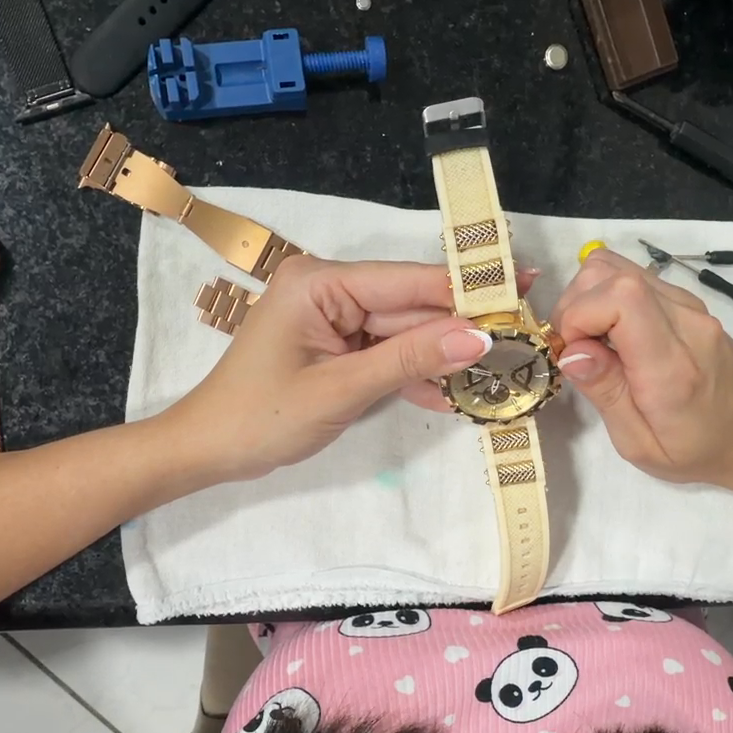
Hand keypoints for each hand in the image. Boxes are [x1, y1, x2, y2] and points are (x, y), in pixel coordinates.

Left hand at [161, 255, 523, 481]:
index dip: (467, 289)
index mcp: (320, 282)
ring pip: (403, 332)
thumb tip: (478, 335)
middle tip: (520, 342)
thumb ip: (409, 359)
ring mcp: (333, 317)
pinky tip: (449, 395)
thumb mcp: (340, 388)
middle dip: (459, 329)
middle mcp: (329, 288)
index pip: (408, 281)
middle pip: (409, 306)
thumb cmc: (262, 416)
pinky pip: (384, 352)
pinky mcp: (336, 344)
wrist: (210, 450)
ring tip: (495, 373)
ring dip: (440, 357)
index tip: (523, 290)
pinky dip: (411, 374)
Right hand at [551, 248, 732, 490]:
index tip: (572, 355)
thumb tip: (570, 351)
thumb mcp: (641, 445)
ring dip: (588, 299)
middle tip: (575, 350)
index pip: (619, 298)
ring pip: (617, 267)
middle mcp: (685, 321)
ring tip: (590, 342)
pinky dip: (607, 298)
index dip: (579, 316)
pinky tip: (612, 337)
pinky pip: (634, 279)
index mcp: (672, 365)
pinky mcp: (687, 301)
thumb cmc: (698, 451)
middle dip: (575, 306)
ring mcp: (690, 305)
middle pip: (611, 273)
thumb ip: (606, 393)